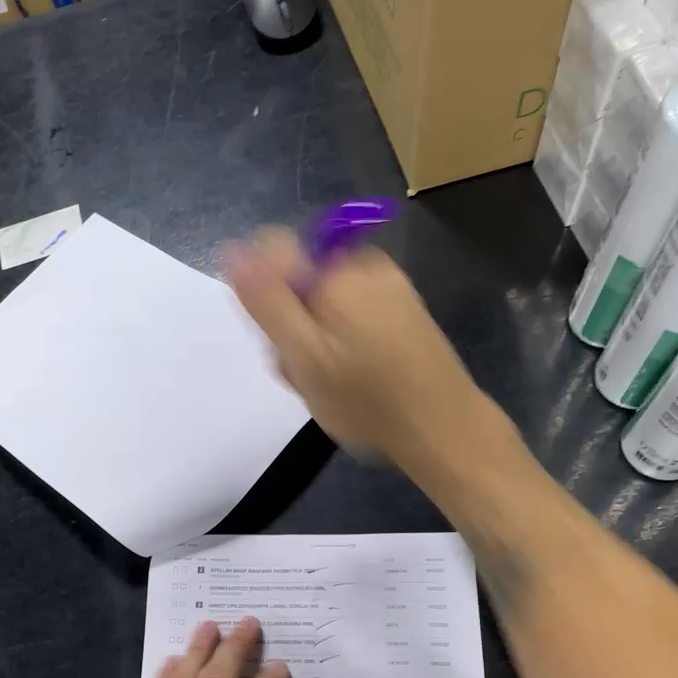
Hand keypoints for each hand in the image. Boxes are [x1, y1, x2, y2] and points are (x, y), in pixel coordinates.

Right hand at [224, 227, 488, 465]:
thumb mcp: (304, 356)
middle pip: (301, 276)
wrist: (444, 429)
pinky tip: (352, 376)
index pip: (273, 249)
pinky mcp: (404, 309)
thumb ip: (267, 300)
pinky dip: (343, 340)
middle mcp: (365, 265)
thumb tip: (234, 248)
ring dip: (314, 336)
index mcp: (336, 272)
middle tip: (303, 371)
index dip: (264, 292)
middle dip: (292, 320)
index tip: (276, 334)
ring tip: (328, 381)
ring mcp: (389, 286)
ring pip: (325, 298)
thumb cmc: (367, 401)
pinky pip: (354, 311)